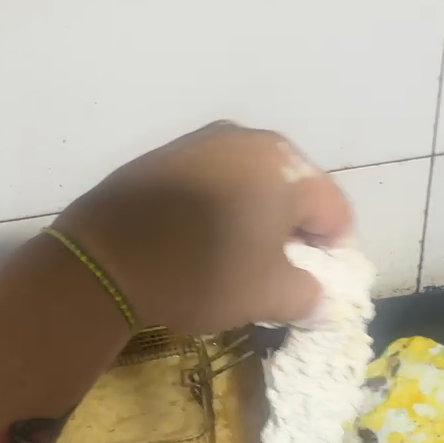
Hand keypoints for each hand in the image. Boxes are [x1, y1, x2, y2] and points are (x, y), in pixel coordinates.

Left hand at [52, 122, 353, 334]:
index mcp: (288, 169)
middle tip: (280, 273)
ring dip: (257, 219)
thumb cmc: (204, 275)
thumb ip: (307, 297)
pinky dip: (222, 209)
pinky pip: (215, 182)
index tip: (316, 283)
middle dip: (295, 232)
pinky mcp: (168, 155)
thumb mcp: (267, 296)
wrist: (108, 259)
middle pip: (294, 191)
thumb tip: (321, 302)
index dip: (335, 253)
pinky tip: (203, 241)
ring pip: (253, 184)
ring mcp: (205, 142)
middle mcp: (252, 140)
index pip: (335, 212)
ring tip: (240, 258)